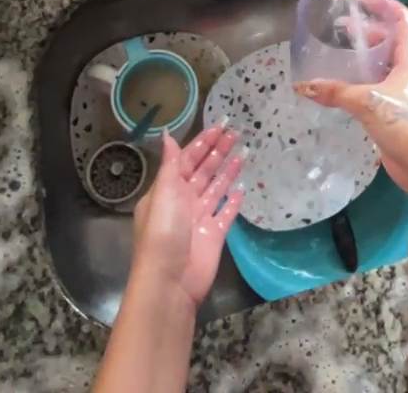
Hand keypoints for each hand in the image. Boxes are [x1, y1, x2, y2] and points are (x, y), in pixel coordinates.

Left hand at [130, 125, 244, 308]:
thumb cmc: (163, 232)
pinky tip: (242, 188)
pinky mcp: (214, 234)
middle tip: (236, 133)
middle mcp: (183, 201)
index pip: (187, 159)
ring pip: (216, 188)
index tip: (220, 126)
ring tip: (244, 152)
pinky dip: (233, 201)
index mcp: (168, 190)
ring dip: (227, 170)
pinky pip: (226, 212)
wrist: (170, 281)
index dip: (202, 142)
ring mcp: (200, 218)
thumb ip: (171, 164)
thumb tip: (167, 134)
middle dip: (218, 151)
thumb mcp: (164, 192)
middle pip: (203, 170)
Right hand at [296, 0, 407, 204]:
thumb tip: (303, 86)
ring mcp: (405, 91)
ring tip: (337, 49)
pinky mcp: (397, 111)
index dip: (384, 3)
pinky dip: (361, 79)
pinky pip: (377, 85)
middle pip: (391, 38)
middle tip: (339, 25)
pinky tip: (341, 84)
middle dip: (367, 28)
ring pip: (383, 62)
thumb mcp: (369, 104)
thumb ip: (336, 92)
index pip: (402, 18)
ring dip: (364, 54)